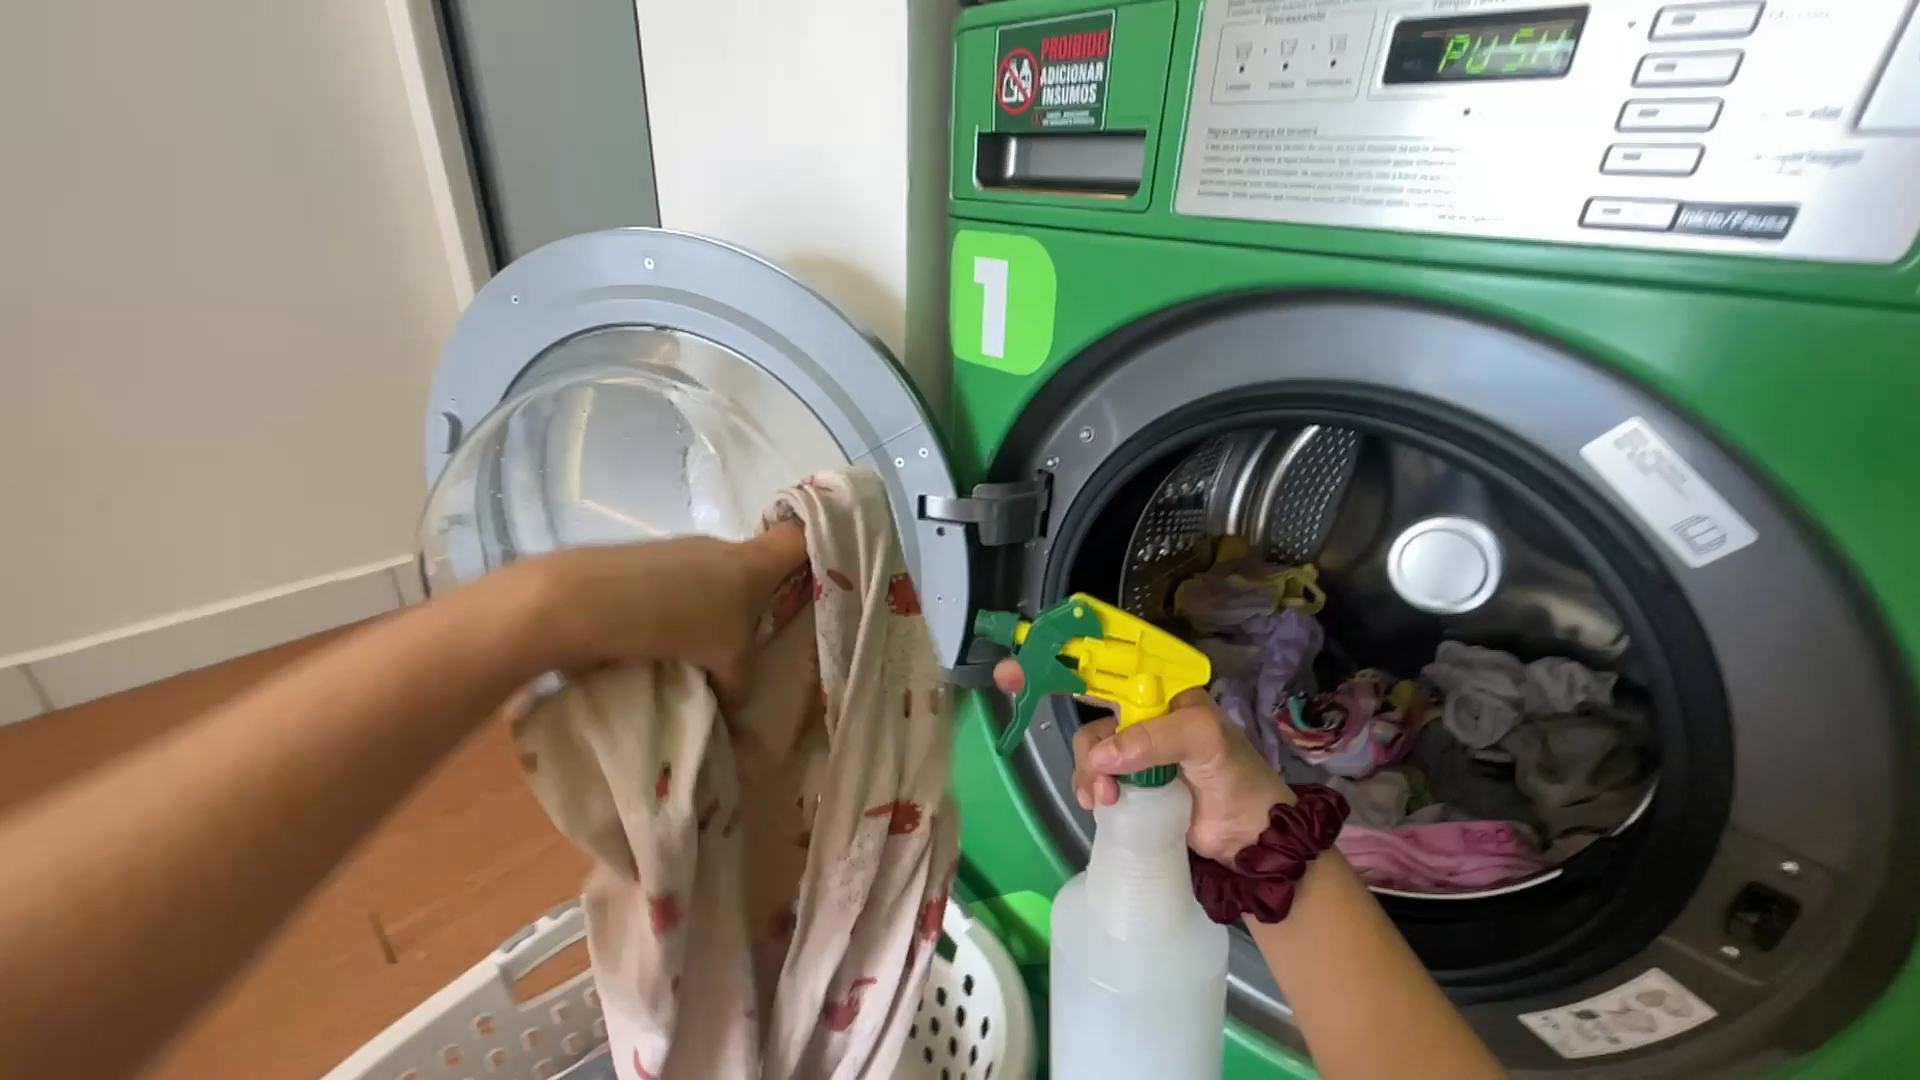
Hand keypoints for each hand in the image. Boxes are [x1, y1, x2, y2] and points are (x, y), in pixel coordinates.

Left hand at [526, 522, 808, 701]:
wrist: (581, 602)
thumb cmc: (676, 619)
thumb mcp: (724, 658)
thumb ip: (742, 681)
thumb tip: (741, 708)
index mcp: (752, 560)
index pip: (800, 537)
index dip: (819, 546)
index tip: (827, 572)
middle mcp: (719, 548)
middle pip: (755, 567)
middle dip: (759, 602)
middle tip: (761, 643)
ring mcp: (677, 555)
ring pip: (712, 584)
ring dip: (711, 615)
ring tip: (705, 658)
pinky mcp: (640, 569)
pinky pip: (675, 595)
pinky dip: (676, 619)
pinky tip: (667, 652)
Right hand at [994, 660, 1294, 862]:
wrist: (1250, 839)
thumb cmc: (1235, 775)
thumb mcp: (1204, 741)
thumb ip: (1155, 738)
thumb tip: (1103, 756)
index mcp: (1161, 688)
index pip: (1113, 657)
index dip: (1072, 647)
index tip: (1034, 642)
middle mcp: (1142, 711)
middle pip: (1086, 692)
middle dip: (1047, 685)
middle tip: (1009, 679)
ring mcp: (1131, 747)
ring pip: (1087, 742)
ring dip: (1085, 765)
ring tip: (1102, 796)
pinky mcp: (1124, 782)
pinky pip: (1091, 774)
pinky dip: (1087, 785)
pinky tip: (1098, 802)